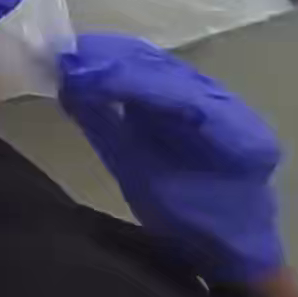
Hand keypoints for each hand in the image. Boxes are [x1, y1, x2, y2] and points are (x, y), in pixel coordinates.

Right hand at [58, 33, 283, 282]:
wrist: (222, 240)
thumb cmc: (185, 220)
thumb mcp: (140, 177)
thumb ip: (104, 127)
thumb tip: (65, 87)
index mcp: (236, 134)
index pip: (173, 91)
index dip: (119, 78)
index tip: (72, 73)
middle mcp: (231, 104)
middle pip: (163, 67)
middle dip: (108, 60)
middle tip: (60, 59)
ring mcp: (215, 95)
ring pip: (157, 61)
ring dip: (109, 56)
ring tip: (67, 59)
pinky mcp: (194, 92)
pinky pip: (152, 67)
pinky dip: (116, 63)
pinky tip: (87, 66)